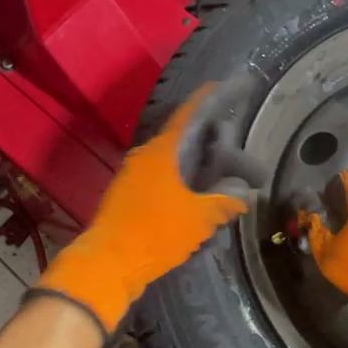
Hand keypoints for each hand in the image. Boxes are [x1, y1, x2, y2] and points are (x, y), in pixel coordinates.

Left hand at [37, 82, 264, 331]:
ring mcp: (135, 178)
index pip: (191, 113)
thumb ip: (223, 203)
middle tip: (239, 152)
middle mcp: (146, 157)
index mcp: (162, 151)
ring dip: (201, 172)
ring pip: (176, 165)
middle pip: (186, 140)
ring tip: (226, 184)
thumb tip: (240, 195)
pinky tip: (202, 209)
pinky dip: (186, 191)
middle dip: (214, 144)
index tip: (232, 84)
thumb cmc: (154, 233)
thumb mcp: (199, 218)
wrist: (107, 264)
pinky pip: (165, 186)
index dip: (213, 97)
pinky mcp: (130, 200)